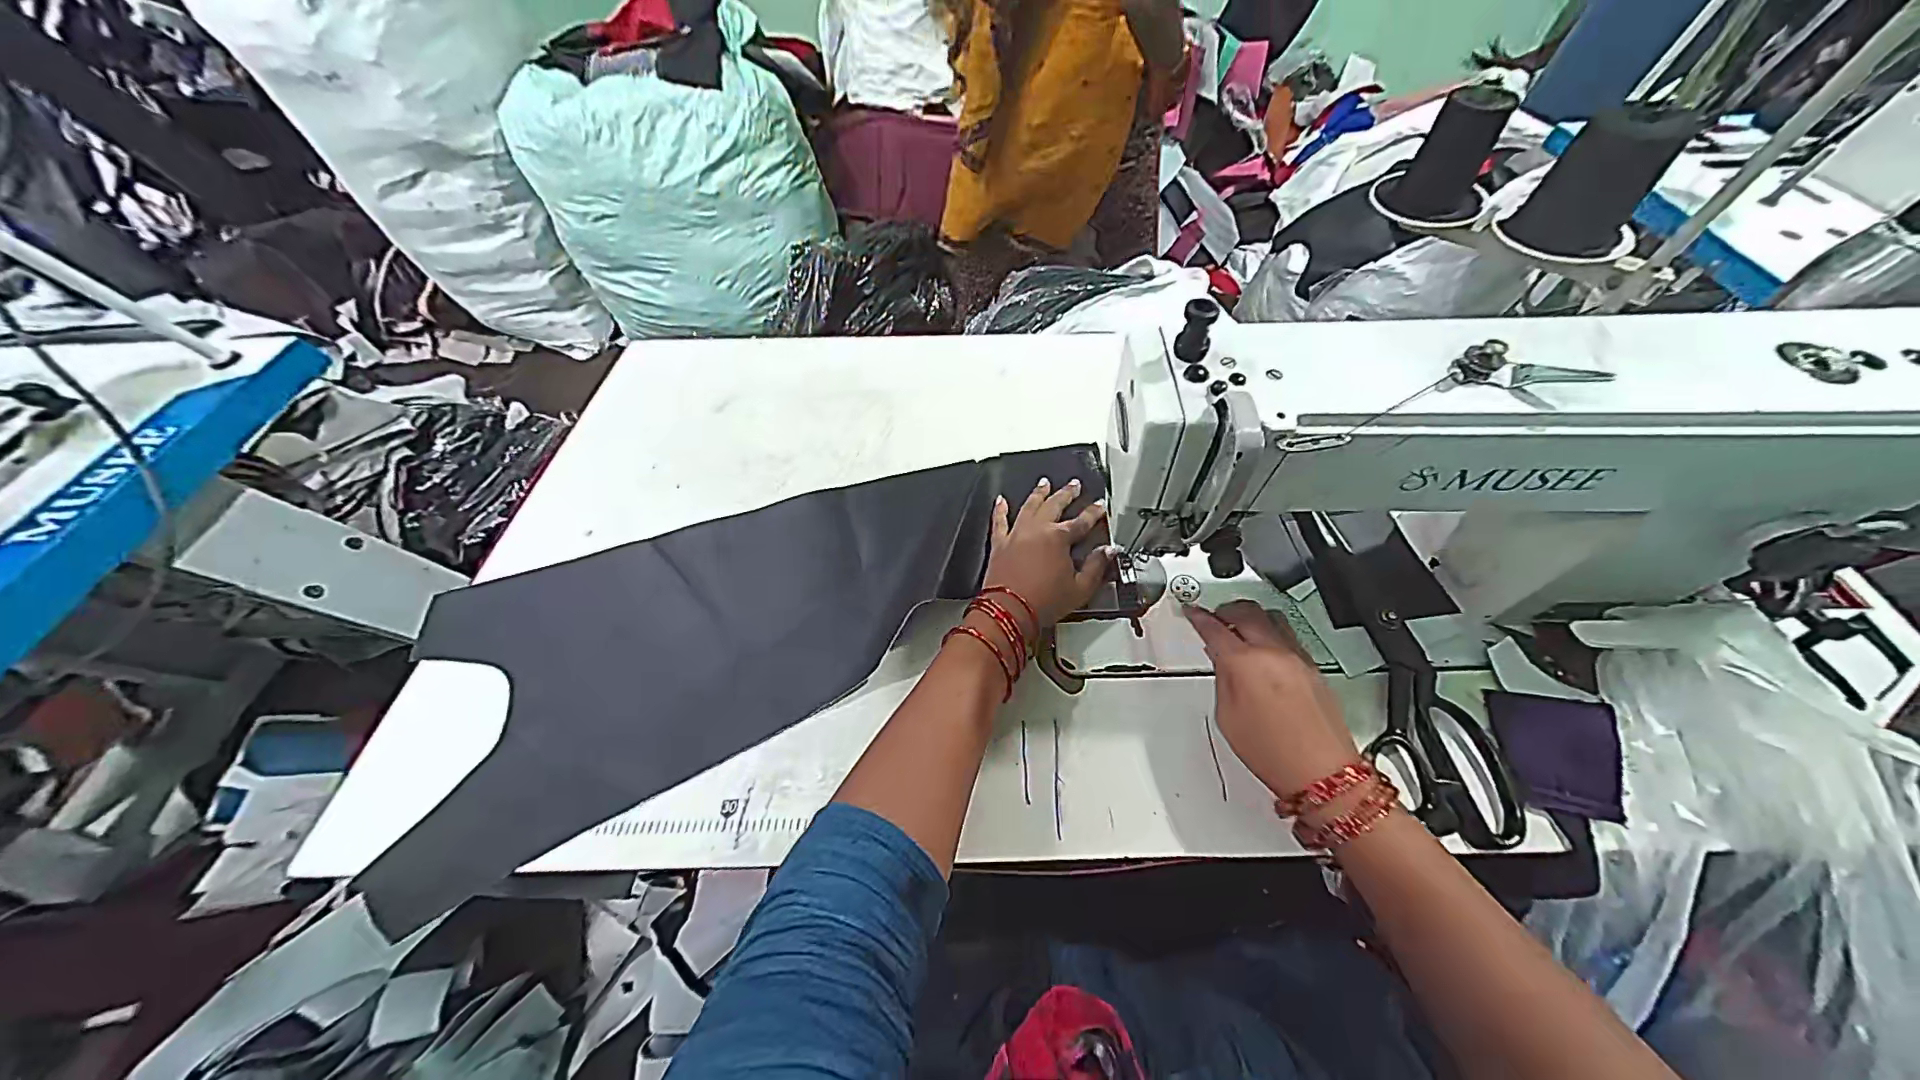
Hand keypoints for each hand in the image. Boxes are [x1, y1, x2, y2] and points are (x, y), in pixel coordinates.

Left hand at [983, 477, 1116, 632]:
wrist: (1009, 611)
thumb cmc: (1042, 602)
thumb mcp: (1080, 589)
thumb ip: (1096, 567)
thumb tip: (1106, 553)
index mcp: (1059, 538)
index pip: (1082, 521)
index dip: (1093, 513)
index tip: (1099, 506)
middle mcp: (1037, 530)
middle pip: (1055, 505)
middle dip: (1067, 493)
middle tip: (1074, 485)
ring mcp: (1016, 535)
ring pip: (1029, 506)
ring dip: (1038, 493)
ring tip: (1044, 483)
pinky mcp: (1000, 544)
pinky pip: (999, 521)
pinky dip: (1000, 509)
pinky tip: (1001, 500)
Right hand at [1185, 601, 1362, 796]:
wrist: (1322, 773)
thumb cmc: (1276, 753)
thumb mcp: (1227, 716)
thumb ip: (1223, 679)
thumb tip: (1223, 662)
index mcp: (1246, 663)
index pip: (1214, 628)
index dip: (1198, 617)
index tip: (1192, 612)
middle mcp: (1274, 653)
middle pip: (1245, 612)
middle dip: (1224, 611)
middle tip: (1212, 616)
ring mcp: (1298, 658)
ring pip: (1271, 617)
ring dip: (1250, 616)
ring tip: (1238, 627)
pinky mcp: (1314, 667)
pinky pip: (1288, 635)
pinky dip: (1269, 632)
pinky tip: (1262, 647)